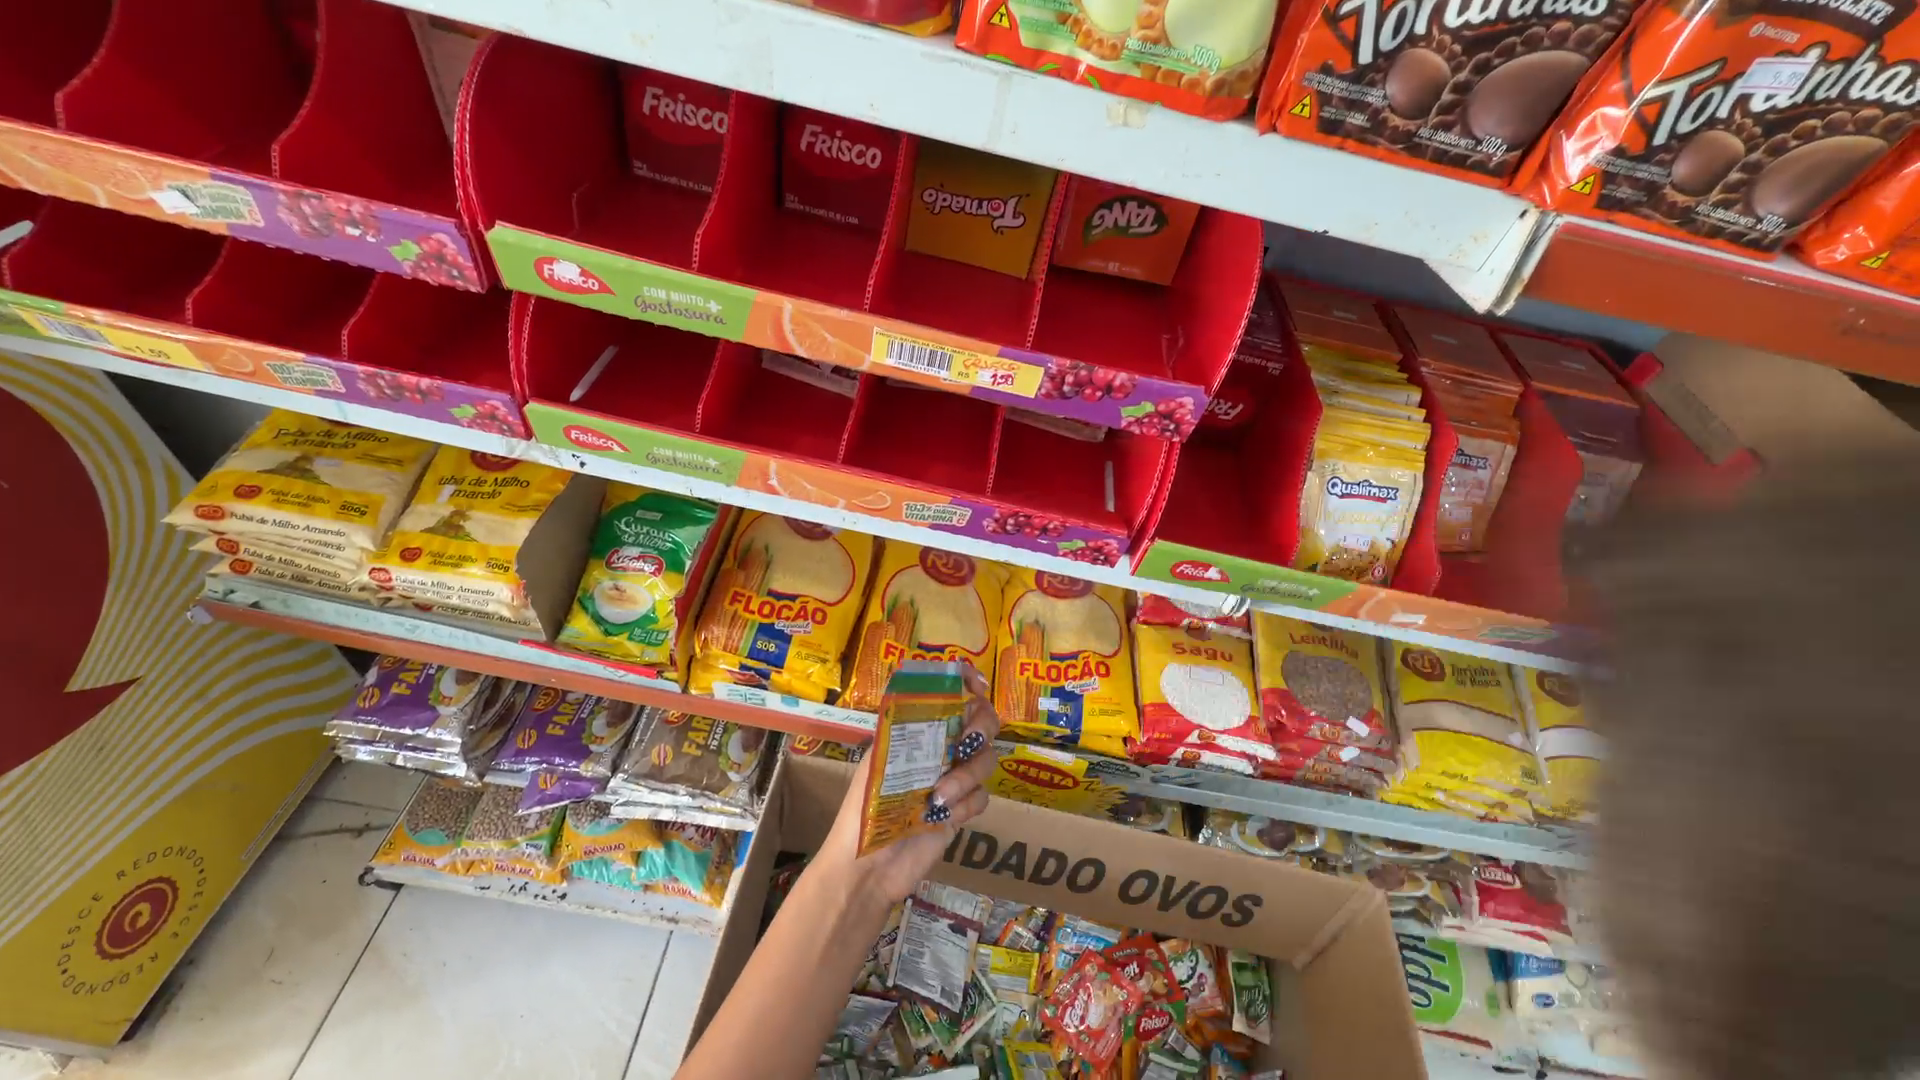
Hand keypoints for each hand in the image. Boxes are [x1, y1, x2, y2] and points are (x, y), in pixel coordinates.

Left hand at [820, 665, 1001, 902]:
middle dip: (980, 726)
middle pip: (982, 723)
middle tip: (967, 741)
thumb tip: (927, 692)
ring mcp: (953, 780)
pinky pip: (982, 796)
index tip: (975, 686)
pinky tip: (944, 818)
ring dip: (966, 775)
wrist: (868, 868)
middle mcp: (938, 751)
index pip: (949, 698)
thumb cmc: (863, 811)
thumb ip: (905, 730)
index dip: (967, 686)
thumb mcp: (878, 763)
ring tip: (939, 797)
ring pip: (985, 759)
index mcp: (915, 733)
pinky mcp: (962, 812)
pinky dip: (966, 805)